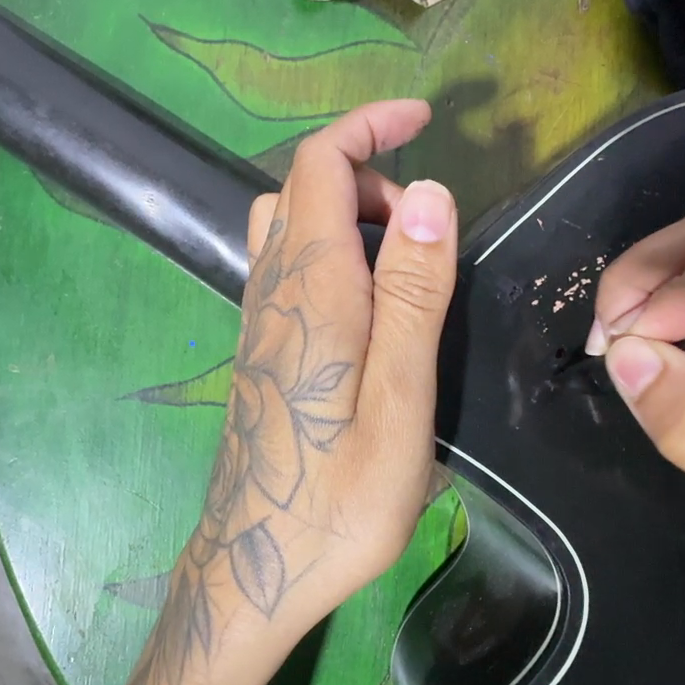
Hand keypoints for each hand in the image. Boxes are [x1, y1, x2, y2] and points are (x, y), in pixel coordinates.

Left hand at [203, 99, 458, 632]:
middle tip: (427, 233)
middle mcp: (273, 288)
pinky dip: (334, 255)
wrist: (256, 565)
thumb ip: (411, 290)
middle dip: (367, 177)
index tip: (423, 118)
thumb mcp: (398, 394)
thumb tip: (426, 190)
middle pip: (303, 188)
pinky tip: (372, 312)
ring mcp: (260, 318)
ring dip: (348, 218)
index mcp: (309, 285)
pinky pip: (291, 269)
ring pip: (291, 227)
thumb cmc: (338, 493)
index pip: (319, 164)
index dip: (367, 125)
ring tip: (405, 267)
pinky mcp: (263, 349)